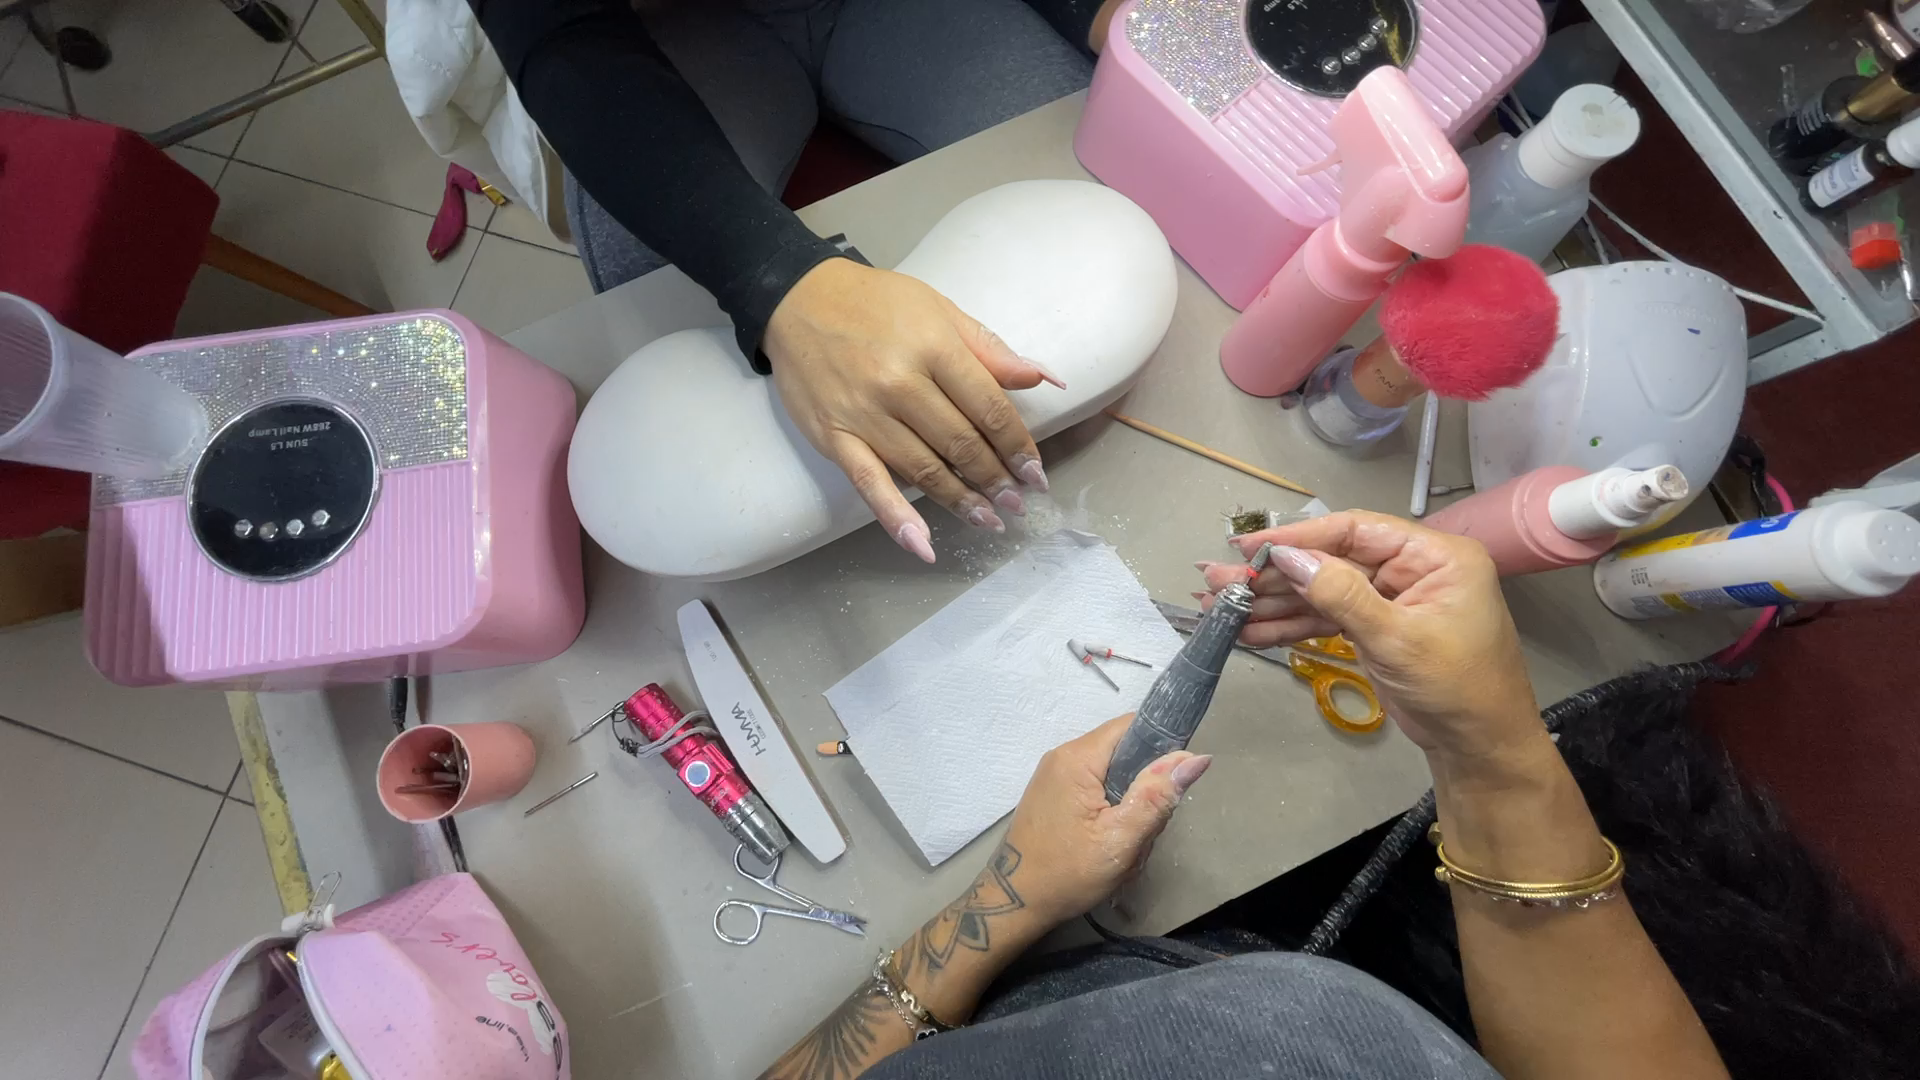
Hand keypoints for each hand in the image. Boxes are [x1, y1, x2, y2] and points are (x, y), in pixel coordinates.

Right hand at [764, 258, 1060, 563]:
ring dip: (961, 501)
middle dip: (995, 478)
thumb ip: (990, 350)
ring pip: (924, 469)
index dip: (1017, 446)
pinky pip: (870, 483)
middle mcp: (901, 383)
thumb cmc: (876, 304)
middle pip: (961, 443)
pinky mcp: (835, 438)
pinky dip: (896, 517)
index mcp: (934, 347)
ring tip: (989, 521)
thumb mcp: (939, 310)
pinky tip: (922, 545)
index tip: (1035, 474)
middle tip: (1018, 503)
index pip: (989, 408)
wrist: (796, 300)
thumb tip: (1045, 377)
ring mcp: (865, 415)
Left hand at [1001, 713, 1212, 925]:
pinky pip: (1093, 786)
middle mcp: (1062, 755)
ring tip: (1125, 841)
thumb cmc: (1068, 872)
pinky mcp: (1052, 791)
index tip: (1172, 783)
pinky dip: (1109, 809)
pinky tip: (1108, 840)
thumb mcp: (1121, 840)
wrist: (1014, 900)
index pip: (1131, 726)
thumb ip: (1157, 797)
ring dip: (1127, 804)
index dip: (1160, 746)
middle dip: (1143, 786)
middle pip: (1123, 752)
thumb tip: (1195, 758)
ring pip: (1111, 773)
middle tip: (1143, 828)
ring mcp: (1054, 773)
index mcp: (1078, 757)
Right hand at [1195, 511, 1539, 760]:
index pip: (1353, 531)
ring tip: (1217, 605)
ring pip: (1316, 592)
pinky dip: (1285, 627)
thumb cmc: (1456, 687)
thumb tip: (1287, 558)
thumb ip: (1340, 594)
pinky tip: (1247, 630)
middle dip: (1271, 576)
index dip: (1296, 537)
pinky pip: (1320, 619)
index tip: (1248, 547)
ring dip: (1269, 603)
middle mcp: (1407, 569)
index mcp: (1431, 556)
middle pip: (1326, 562)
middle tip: (1217, 579)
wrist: (1479, 749)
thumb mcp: (1397, 638)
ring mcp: (1384, 599)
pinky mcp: (1369, 628)